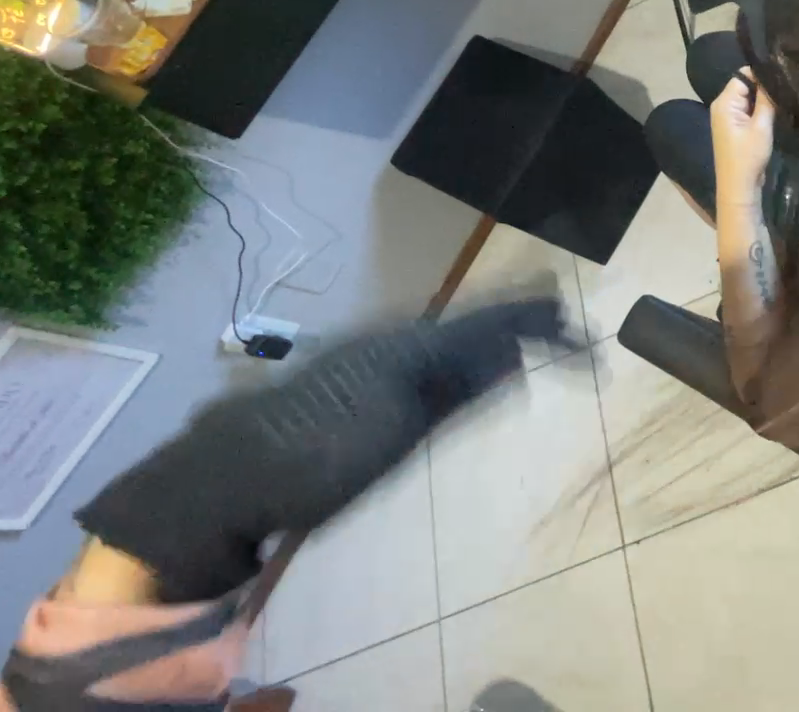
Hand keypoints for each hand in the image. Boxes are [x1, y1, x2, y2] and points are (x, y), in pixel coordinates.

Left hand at [76, 299, 563, 602]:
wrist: (219, 478)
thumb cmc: (317, 461)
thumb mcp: (401, 432)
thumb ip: (461, 391)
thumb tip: (518, 355)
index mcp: (413, 346)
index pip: (494, 322)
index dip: (540, 323)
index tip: (578, 331)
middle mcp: (397, 337)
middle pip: (474, 319)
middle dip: (521, 319)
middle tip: (563, 321)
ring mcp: (372, 350)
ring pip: (448, 332)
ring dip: (492, 332)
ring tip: (527, 333)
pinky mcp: (355, 369)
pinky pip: (425, 346)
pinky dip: (460, 347)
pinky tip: (465, 357)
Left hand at [711, 70, 776, 213]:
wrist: (739, 186)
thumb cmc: (748, 157)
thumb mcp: (761, 127)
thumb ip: (766, 100)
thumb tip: (773, 76)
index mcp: (724, 103)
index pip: (742, 76)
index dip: (761, 74)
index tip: (782, 76)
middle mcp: (722, 106)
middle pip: (744, 85)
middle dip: (763, 86)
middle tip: (787, 88)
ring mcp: (727, 117)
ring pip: (748, 98)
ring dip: (763, 100)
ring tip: (784, 98)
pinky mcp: (734, 127)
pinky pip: (748, 110)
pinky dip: (760, 110)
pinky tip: (775, 111)